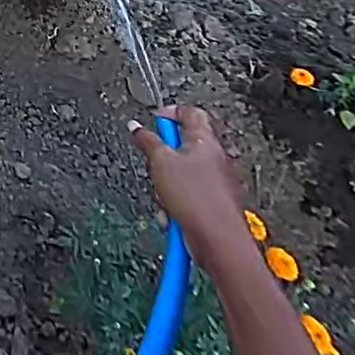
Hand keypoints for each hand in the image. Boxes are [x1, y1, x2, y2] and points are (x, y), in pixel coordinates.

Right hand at [128, 105, 252, 270]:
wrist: (219, 242)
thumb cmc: (197, 199)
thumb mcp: (161, 162)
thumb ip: (147, 141)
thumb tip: (135, 126)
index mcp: (204, 140)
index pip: (189, 111)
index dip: (169, 112)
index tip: (153, 122)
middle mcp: (213, 158)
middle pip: (181, 145)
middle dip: (162, 156)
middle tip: (155, 164)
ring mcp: (213, 182)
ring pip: (180, 173)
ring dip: (166, 184)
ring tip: (164, 196)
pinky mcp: (210, 204)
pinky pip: (185, 195)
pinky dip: (174, 202)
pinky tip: (171, 214)